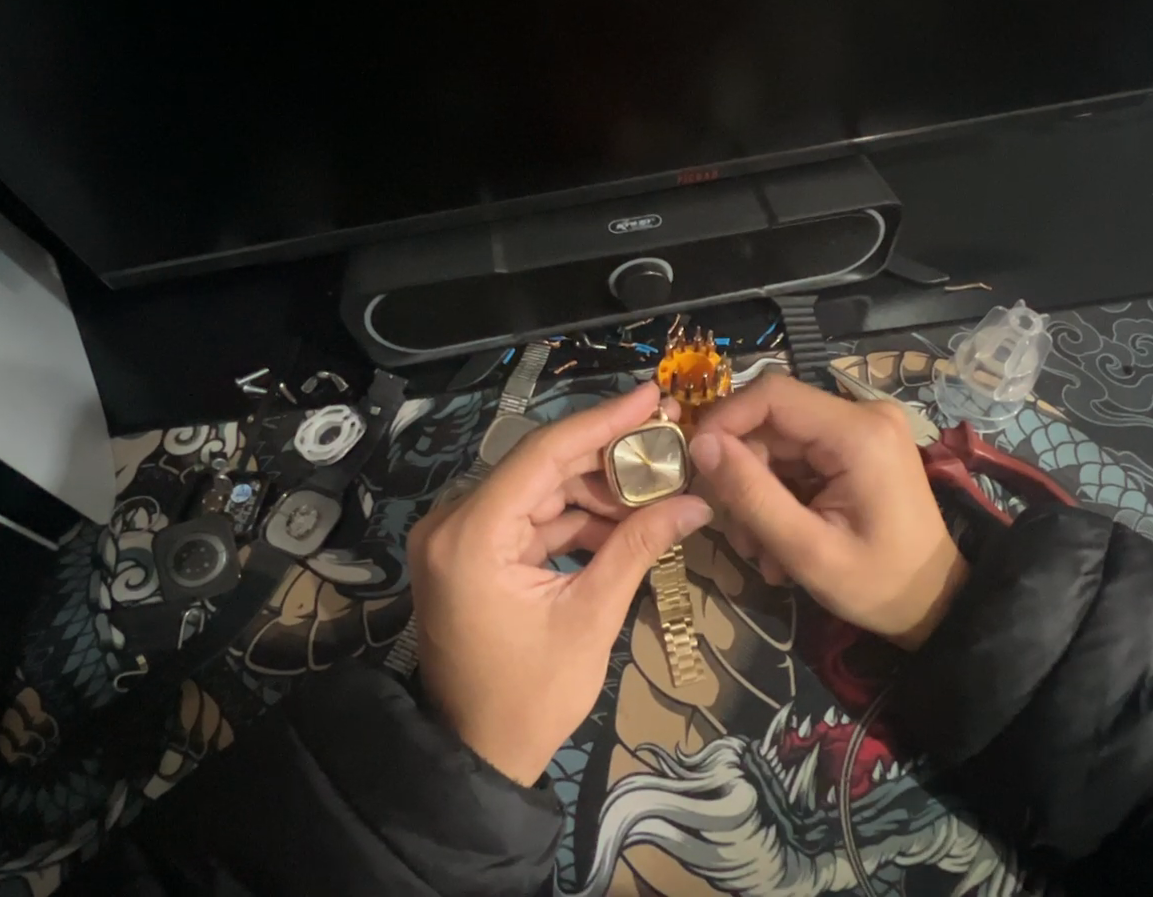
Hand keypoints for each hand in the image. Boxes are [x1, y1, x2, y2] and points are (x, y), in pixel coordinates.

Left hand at [410, 383, 712, 784]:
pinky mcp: (473, 550)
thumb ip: (639, 548)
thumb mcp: (591, 618)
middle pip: (542, 466)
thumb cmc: (530, 697)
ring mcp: (460, 535)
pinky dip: (576, 518)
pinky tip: (623, 521)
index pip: (544, 454)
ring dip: (597, 490)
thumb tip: (697, 501)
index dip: (603, 421)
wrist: (476, 755)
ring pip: (541, 488)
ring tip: (657, 490)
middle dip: (609, 456)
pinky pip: (532, 517)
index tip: (653, 396)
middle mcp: (455, 521)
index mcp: (472, 535)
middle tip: (668, 440)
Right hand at [691, 375, 965, 649]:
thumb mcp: (807, 550)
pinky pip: (798, 455)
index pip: (772, 394)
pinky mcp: (856, 445)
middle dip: (743, 473)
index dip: (724, 420)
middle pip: (772, 421)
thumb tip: (700, 444)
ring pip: (778, 441)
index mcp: (859, 432)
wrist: (936, 602)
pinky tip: (781, 538)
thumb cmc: (879, 585)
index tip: (697, 465)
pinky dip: (780, 493)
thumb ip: (752, 494)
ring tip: (763, 551)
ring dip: (758, 491)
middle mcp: (863, 414)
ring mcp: (862, 428)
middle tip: (738, 535)